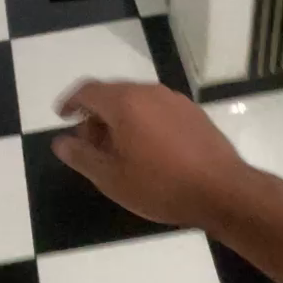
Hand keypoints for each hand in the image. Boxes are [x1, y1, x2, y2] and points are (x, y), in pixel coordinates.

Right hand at [51, 80, 252, 226]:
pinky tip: (147, 150)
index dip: (70, 102)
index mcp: (125, 103)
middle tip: (89, 144)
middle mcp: (149, 92)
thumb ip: (81, 156)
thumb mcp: (111, 178)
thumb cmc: (160, 186)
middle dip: (95, 115)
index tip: (62, 117)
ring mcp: (175, 100)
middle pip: (112, 94)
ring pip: (137, 101)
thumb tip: (61, 142)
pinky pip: (157, 110)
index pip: (87, 90)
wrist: (222, 191)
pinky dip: (143, 122)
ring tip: (118, 151)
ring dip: (120, 119)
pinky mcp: (193, 113)